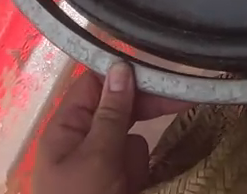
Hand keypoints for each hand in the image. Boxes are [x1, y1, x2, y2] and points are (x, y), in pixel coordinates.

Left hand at [27, 62, 188, 193]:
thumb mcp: (96, 158)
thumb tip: (121, 65)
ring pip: (130, 137)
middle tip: (181, 101)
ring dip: (137, 155)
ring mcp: (97, 165)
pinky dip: (139, 173)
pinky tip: (134, 188)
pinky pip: (135, 163)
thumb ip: (111, 113)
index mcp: (65, 129)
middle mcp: (81, 141)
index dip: (125, 75)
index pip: (95, 83)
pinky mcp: (114, 183)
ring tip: (128, 183)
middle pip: (118, 108)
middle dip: (144, 113)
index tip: (158, 72)